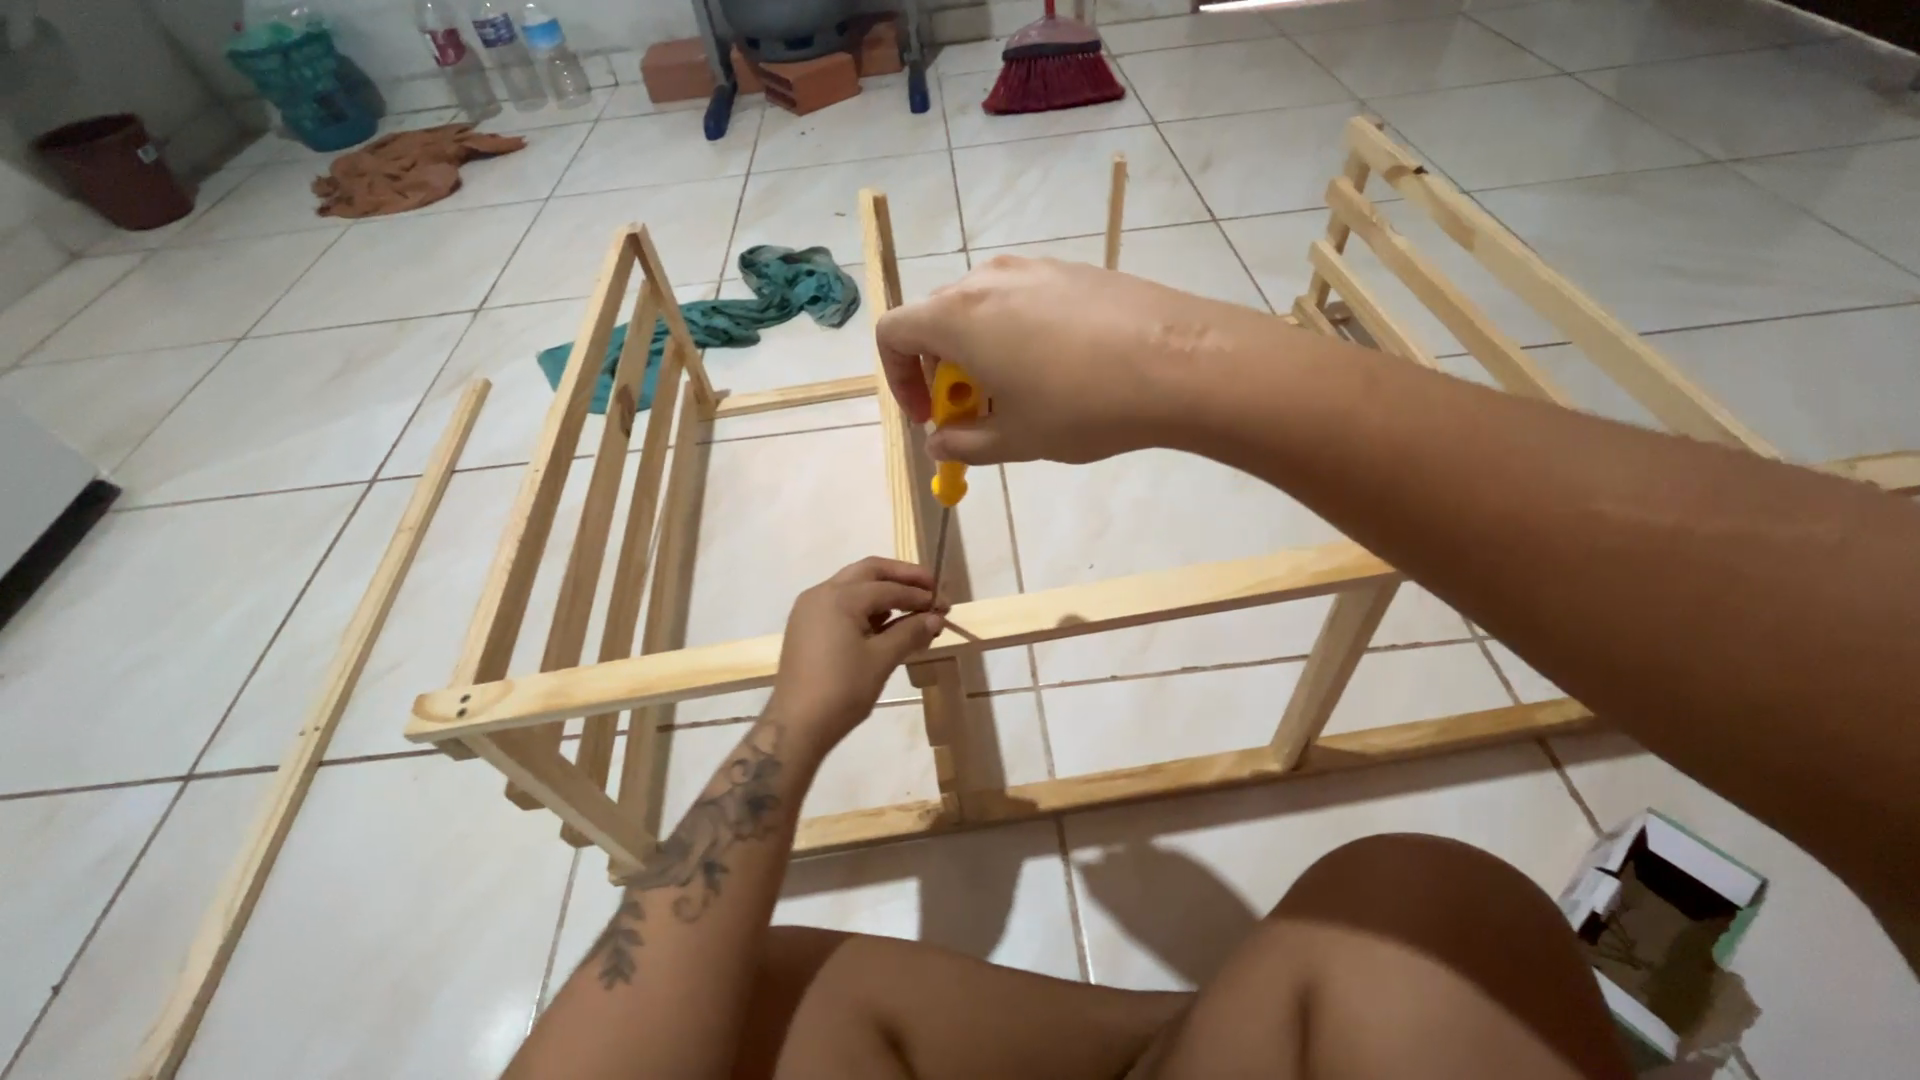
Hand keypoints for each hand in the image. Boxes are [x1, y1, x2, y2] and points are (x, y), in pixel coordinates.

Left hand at [766, 557, 944, 744]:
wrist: (797, 726)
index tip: (945, 605)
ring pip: (854, 586)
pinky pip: (841, 605)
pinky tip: (888, 622)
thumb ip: (910, 632)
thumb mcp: (882, 660)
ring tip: (914, 608)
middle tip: (930, 588)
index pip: (889, 587)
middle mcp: (821, 593)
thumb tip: (936, 618)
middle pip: (869, 571)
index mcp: (839, 597)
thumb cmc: (842, 690)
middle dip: (902, 577)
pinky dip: (866, 608)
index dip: (920, 595)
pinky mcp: (807, 627)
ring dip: (884, 592)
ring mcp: (810, 609)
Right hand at [876, 255, 1274, 464]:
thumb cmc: (1083, 407)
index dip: (899, 380)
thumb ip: (962, 442)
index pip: (893, 333)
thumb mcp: (1016, 439)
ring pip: (982, 309)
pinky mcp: (1073, 270)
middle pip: (936, 318)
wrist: (1181, 363)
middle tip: (971, 412)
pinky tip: (1059, 370)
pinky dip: (1016, 334)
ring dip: (979, 352)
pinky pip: (1023, 301)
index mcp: (958, 316)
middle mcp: (987, 280)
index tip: (930, 417)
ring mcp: (1034, 268)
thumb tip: (938, 441)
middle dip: (940, 370)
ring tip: (1017, 394)